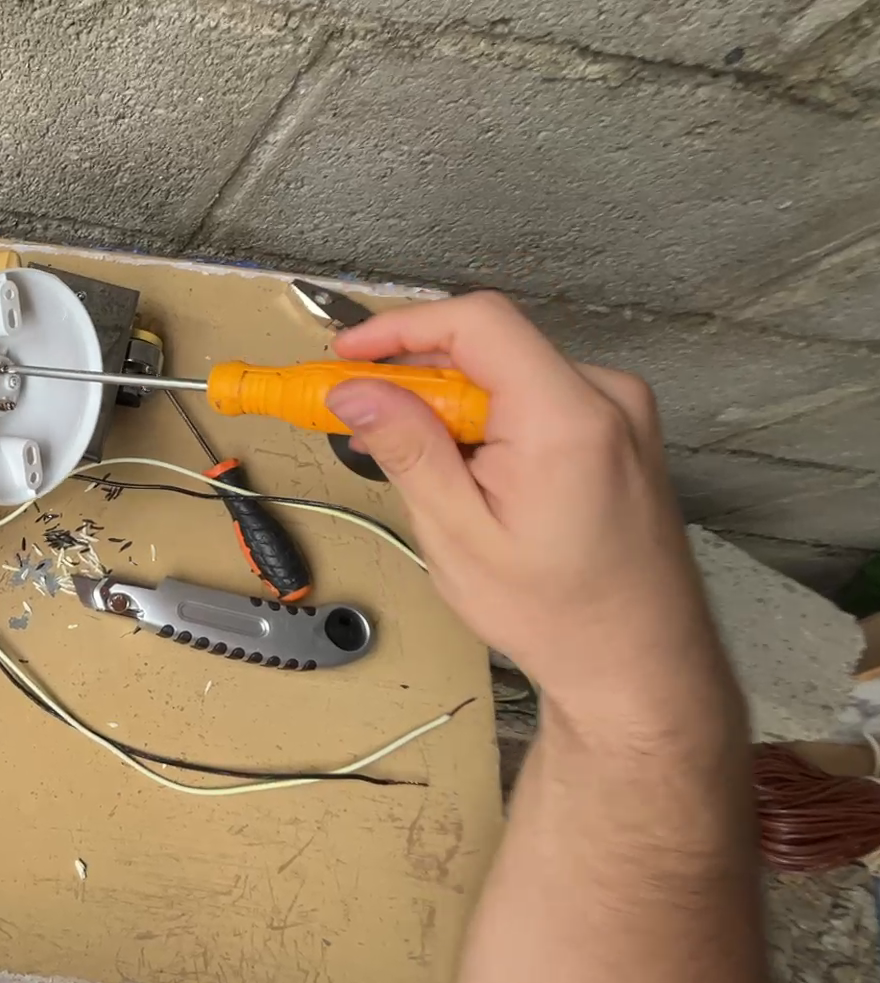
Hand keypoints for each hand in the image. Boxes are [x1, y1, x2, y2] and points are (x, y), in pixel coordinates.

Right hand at [323, 292, 726, 718]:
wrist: (638, 659)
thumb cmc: (549, 607)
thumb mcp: (455, 530)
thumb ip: (405, 447)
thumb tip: (351, 390)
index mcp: (567, 417)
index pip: (478, 323)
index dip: (399, 326)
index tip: (344, 354)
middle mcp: (604, 397)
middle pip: (484, 347)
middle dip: (408, 376)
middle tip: (353, 418)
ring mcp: (614, 411)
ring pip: (498, 372)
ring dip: (436, 402)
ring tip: (399, 456)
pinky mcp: (609, 428)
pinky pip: (523, 396)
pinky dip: (470, 417)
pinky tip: (448, 463)